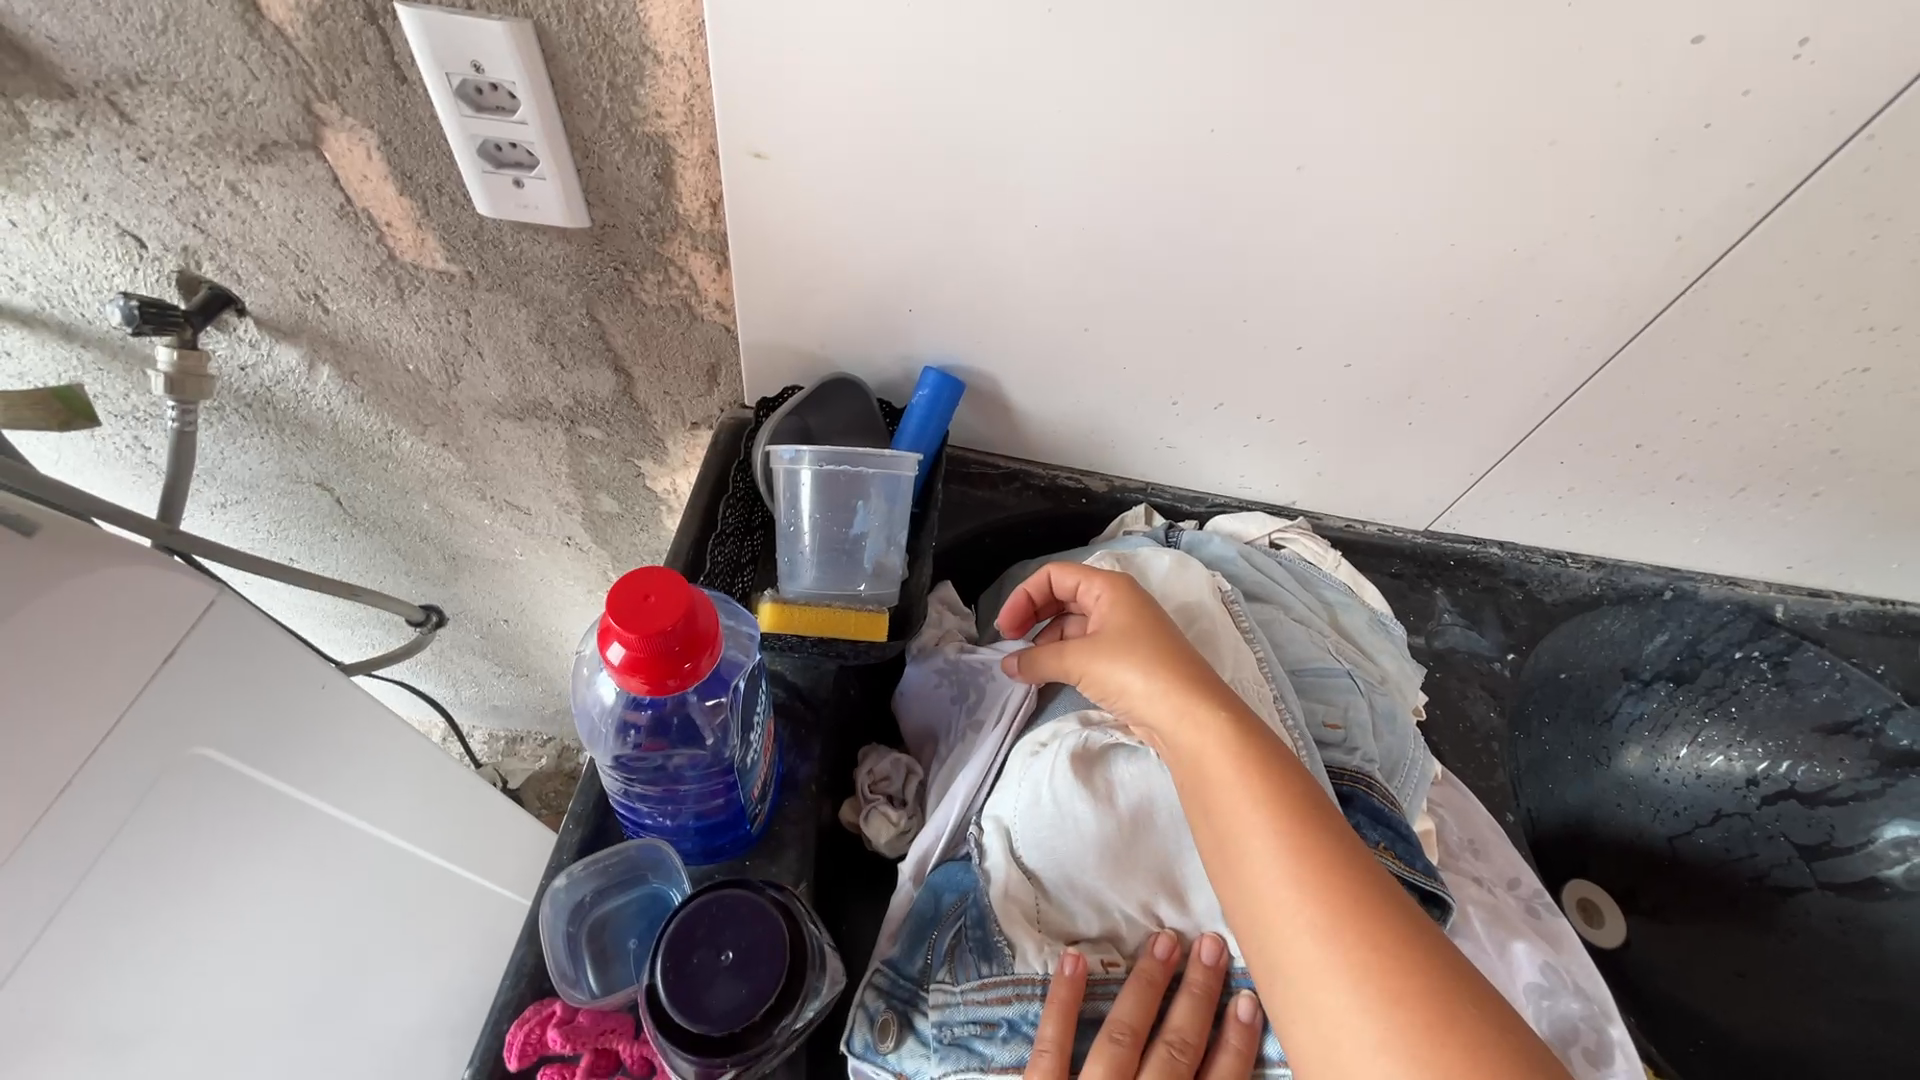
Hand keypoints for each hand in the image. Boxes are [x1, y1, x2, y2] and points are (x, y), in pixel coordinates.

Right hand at [995, 561, 1238, 742]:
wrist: (1190, 716)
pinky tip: (1048, 676)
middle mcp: (1117, 602)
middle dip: (1032, 617)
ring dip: (1046, 641)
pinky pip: (1086, 649)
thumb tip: (1008, 665)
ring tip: (1027, 666)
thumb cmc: (1135, 671)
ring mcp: (1124, 632)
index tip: (1005, 629)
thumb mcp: (1078, 660)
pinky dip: (1063, 658)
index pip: (1054, 575)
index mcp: (1108, 587)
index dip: (1024, 596)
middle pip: (1063, 597)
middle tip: (1010, 643)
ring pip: (1073, 626)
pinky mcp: (1127, 661)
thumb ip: (1036, 659)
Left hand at [1024, 931, 1264, 1079]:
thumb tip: (1211, 1067)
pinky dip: (1063, 1000)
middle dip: (1198, 996)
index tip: (1251, 999)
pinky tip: (1074, 958)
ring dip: (1147, 987)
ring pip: (1124, 1038)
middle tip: (1213, 943)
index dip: (1236, 1044)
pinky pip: (1051, 1044)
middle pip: (1175, 1050)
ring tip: (1166, 940)